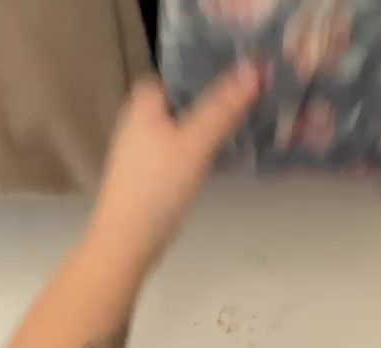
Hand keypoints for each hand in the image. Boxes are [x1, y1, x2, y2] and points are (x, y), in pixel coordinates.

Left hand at [85, 63, 260, 267]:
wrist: (126, 244)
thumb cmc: (156, 189)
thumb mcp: (194, 145)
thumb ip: (222, 109)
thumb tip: (254, 70)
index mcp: (143, 104)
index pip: (178, 75)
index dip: (206, 75)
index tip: (238, 82)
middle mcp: (137, 124)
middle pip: (182, 105)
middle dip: (210, 106)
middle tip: (246, 109)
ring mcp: (140, 155)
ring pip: (181, 133)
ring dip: (205, 134)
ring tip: (239, 134)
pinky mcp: (146, 181)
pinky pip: (177, 158)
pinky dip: (195, 158)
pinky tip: (214, 167)